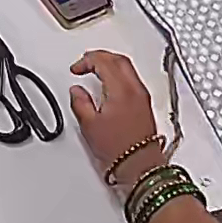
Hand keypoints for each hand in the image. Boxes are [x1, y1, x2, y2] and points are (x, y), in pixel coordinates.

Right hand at [68, 50, 166, 189]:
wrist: (140, 166)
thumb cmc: (120, 149)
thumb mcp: (89, 125)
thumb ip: (80, 103)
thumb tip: (77, 91)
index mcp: (121, 90)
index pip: (104, 61)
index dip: (87, 60)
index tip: (76, 68)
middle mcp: (135, 89)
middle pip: (119, 60)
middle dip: (100, 56)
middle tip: (84, 62)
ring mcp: (142, 97)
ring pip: (127, 67)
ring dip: (110, 64)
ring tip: (94, 70)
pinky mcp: (145, 105)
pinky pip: (132, 79)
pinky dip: (118, 74)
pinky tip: (108, 83)